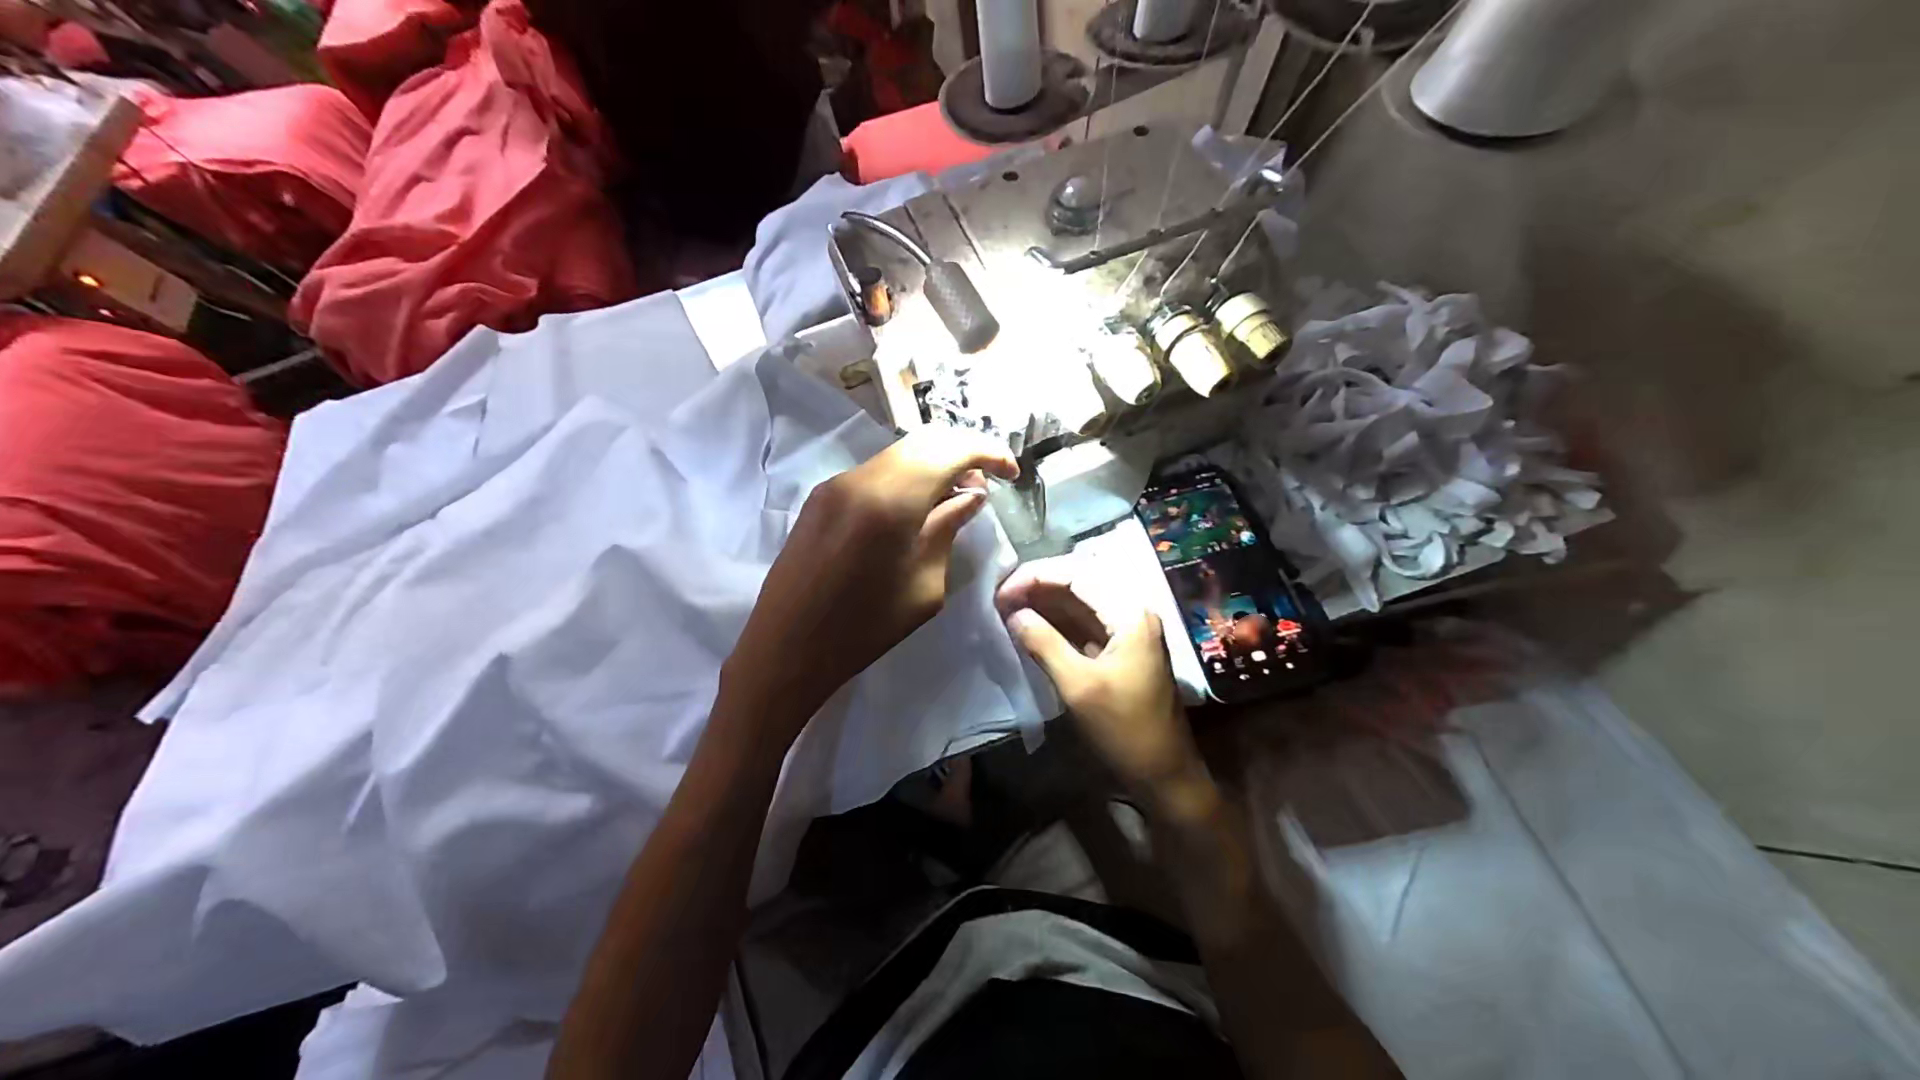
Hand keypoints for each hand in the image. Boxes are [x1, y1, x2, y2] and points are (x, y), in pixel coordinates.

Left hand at [727, 427, 1018, 723]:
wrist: (785, 648)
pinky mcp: (820, 498)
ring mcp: (834, 485)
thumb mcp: (924, 586)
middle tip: (989, 482)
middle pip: (923, 442)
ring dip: (933, 465)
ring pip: (897, 455)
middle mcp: (859, 478)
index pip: (949, 449)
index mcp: (890, 500)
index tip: (1012, 473)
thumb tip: (971, 496)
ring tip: (957, 496)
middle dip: (962, 453)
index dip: (988, 452)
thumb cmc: (863, 630)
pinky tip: (919, 507)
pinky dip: (906, 478)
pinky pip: (875, 473)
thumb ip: (947, 530)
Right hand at [996, 568, 1214, 817]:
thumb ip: (1044, 644)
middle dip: (1038, 585)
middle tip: (1000, 596)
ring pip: (1081, 602)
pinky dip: (1057, 622)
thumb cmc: (1124, 730)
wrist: (1164, 774)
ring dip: (1045, 602)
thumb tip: (1013, 614)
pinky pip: (1084, 623)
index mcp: (1130, 614)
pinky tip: (1030, 624)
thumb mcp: (1078, 687)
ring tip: (1007, 606)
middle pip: (1080, 582)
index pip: (1078, 574)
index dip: (1036, 576)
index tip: (1001, 591)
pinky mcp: (1120, 650)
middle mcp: (1132, 613)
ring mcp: (1128, 631)